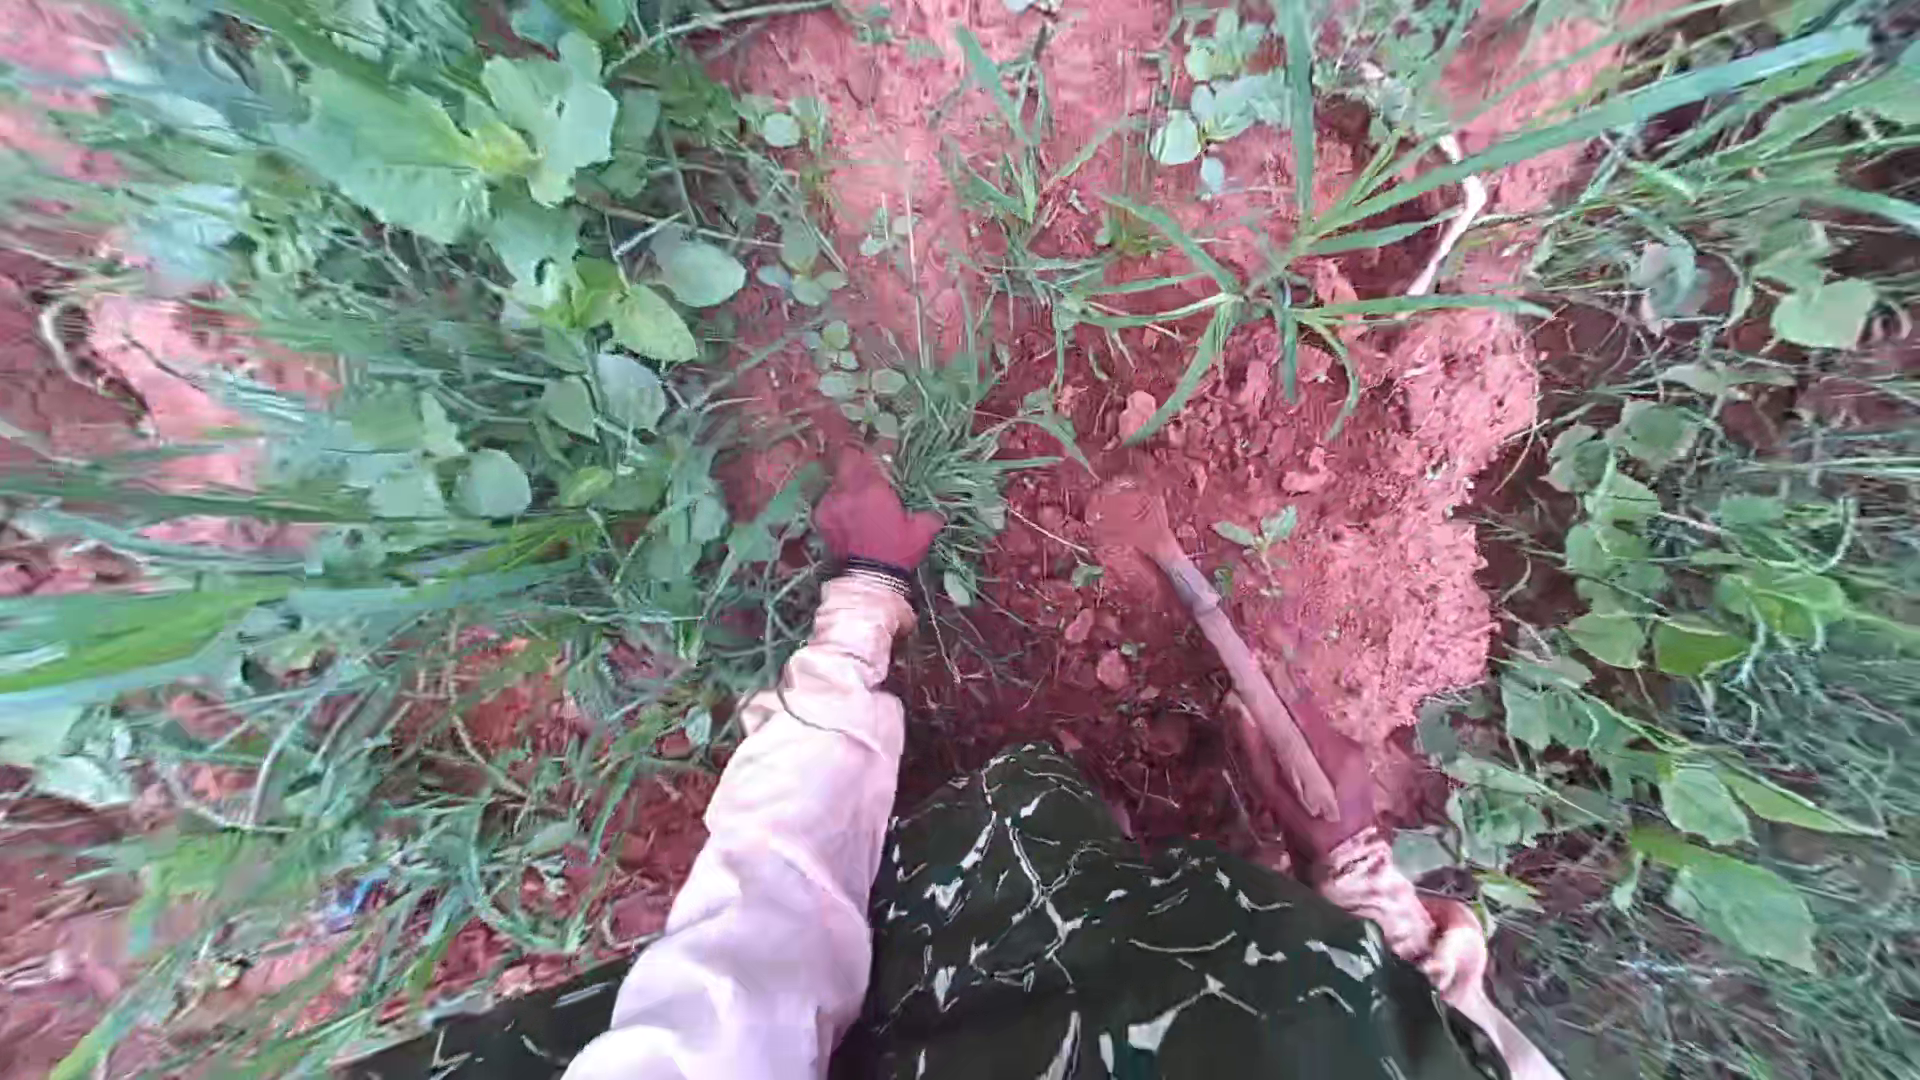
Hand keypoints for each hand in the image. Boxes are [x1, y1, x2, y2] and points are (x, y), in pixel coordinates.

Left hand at [814, 450, 942, 569]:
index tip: (884, 452)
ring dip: (846, 482)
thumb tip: (941, 511)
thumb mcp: (921, 532)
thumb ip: (931, 515)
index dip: (876, 452)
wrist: (870, 578)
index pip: (870, 456)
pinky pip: (828, 499)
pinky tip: (846, 509)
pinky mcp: (822, 518)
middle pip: (847, 459)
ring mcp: (831, 503)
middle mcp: (848, 490)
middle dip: (857, 460)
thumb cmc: (897, 552)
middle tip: (867, 467)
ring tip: (857, 493)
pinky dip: (836, 500)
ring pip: (836, 479)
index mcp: (874, 488)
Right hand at [1226, 683, 1376, 869]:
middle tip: (1249, 686)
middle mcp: (1347, 743)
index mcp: (1331, 752)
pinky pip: (1317, 733)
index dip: (1276, 682)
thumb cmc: (1307, 832)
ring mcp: (1353, 749)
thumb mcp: (1273, 794)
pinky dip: (1296, 729)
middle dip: (1276, 696)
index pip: (1299, 704)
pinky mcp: (1352, 757)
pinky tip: (1281, 736)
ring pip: (1310, 720)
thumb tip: (1236, 709)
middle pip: (1304, 709)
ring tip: (1259, 709)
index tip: (1253, 664)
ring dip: (1286, 713)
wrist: (1350, 863)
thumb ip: (1255, 751)